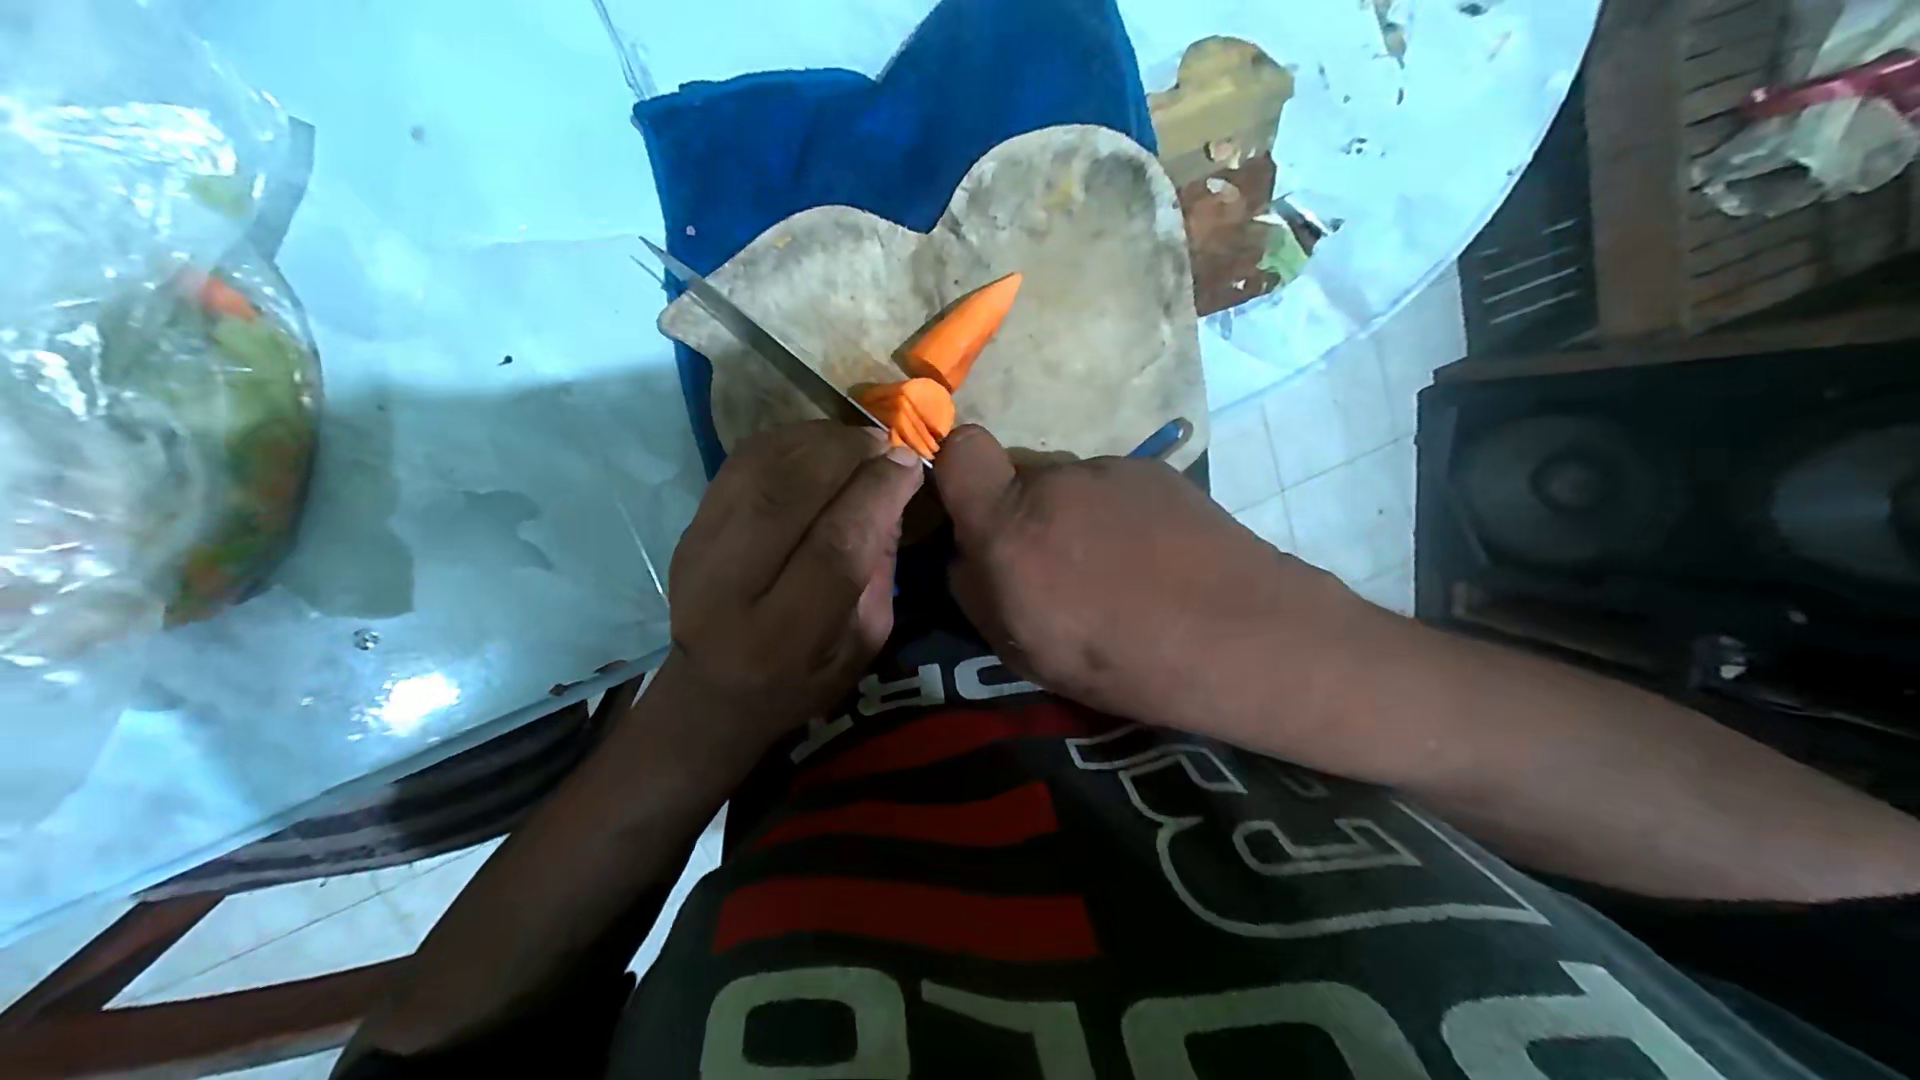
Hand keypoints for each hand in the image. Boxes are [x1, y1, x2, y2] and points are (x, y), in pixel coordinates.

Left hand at [663, 421, 922, 746]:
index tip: (909, 463)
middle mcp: (728, 589)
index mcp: (782, 636)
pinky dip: (785, 441)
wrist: (714, 690)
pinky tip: (817, 444)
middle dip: (845, 454)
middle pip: (787, 494)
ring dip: (815, 440)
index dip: (877, 493)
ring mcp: (697, 550)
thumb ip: (880, 565)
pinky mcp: (689, 526)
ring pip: (757, 467)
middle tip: (882, 442)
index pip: (836, 545)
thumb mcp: (864, 639)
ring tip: (854, 440)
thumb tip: (893, 487)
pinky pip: (739, 463)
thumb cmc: (803, 678)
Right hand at [934, 425, 1366, 741]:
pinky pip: (1112, 487)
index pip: (959, 451)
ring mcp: (1110, 470)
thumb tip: (967, 555)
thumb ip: (977, 590)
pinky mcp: (1157, 471)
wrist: (1241, 637)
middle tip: (1058, 568)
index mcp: (1009, 527)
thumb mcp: (1023, 651)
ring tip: (1117, 571)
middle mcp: (1055, 483)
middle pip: (1017, 478)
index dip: (957, 473)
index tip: (974, 514)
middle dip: (1022, 515)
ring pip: (1067, 485)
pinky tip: (1154, 559)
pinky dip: (1118, 516)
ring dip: (1073, 517)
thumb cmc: (1120, 661)